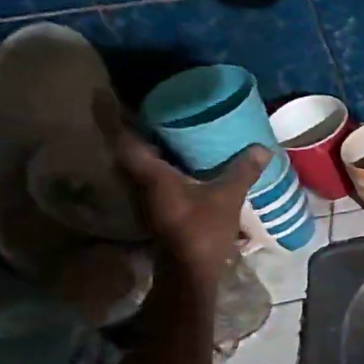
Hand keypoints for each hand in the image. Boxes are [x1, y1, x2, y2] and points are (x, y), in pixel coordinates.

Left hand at [97, 93, 270, 280]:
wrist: (189, 272)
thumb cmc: (201, 230)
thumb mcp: (226, 198)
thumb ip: (242, 171)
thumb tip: (262, 148)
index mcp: (148, 173)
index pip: (121, 137)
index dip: (110, 114)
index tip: (100, 91)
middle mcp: (137, 182)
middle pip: (123, 147)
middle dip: (126, 125)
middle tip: (138, 104)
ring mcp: (142, 197)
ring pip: (133, 162)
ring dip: (139, 144)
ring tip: (156, 126)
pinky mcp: (153, 207)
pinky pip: (146, 175)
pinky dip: (153, 161)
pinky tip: (173, 158)